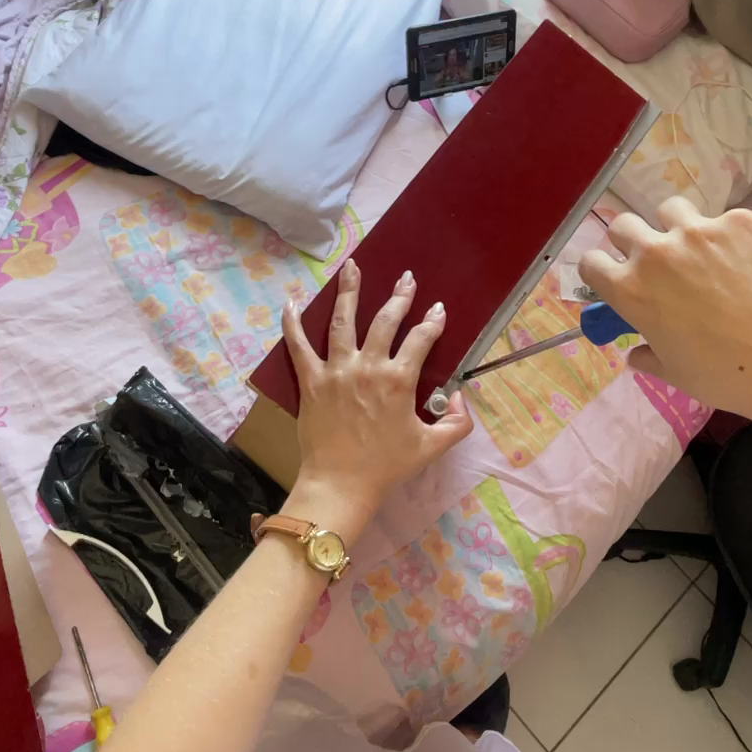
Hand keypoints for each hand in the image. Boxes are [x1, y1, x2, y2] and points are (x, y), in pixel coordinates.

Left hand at [279, 259, 473, 528]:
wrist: (341, 484)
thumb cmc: (387, 467)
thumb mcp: (432, 447)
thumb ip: (457, 422)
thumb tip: (461, 397)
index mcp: (398, 380)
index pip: (420, 340)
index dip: (432, 322)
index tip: (438, 310)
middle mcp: (368, 367)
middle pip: (385, 321)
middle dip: (399, 297)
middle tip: (406, 279)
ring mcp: (336, 371)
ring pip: (343, 322)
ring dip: (349, 292)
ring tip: (352, 267)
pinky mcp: (311, 381)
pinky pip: (298, 347)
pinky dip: (293, 324)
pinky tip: (291, 303)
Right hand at [579, 198, 751, 421]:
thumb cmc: (727, 376)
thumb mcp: (675, 374)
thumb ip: (648, 356)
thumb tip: (638, 353)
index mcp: (631, 290)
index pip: (591, 261)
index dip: (600, 270)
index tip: (613, 278)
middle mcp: (658, 252)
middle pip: (623, 225)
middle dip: (632, 241)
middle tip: (655, 262)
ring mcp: (702, 231)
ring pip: (672, 210)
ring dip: (676, 227)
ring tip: (701, 251)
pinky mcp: (744, 221)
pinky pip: (725, 220)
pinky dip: (729, 237)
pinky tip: (750, 264)